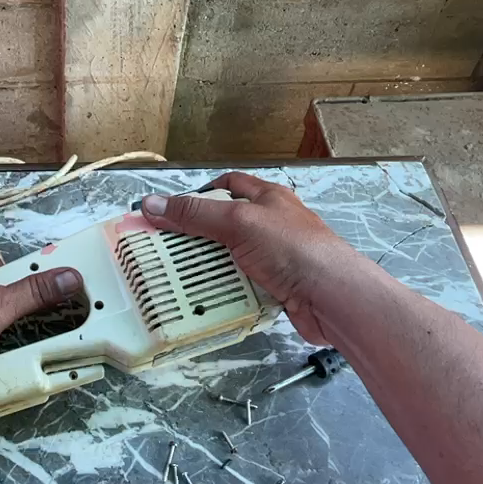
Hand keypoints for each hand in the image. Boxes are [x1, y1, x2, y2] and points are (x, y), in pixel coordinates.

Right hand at [140, 172, 370, 345]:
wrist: (334, 299)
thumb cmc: (291, 248)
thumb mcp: (238, 222)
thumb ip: (194, 213)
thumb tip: (149, 203)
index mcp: (268, 198)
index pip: (230, 184)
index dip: (202, 193)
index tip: (175, 210)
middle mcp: (272, 224)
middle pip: (225, 224)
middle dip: (198, 234)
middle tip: (166, 247)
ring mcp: (275, 257)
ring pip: (231, 257)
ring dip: (208, 265)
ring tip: (177, 275)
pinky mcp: (276, 287)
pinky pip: (241, 284)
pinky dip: (223, 289)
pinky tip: (204, 297)